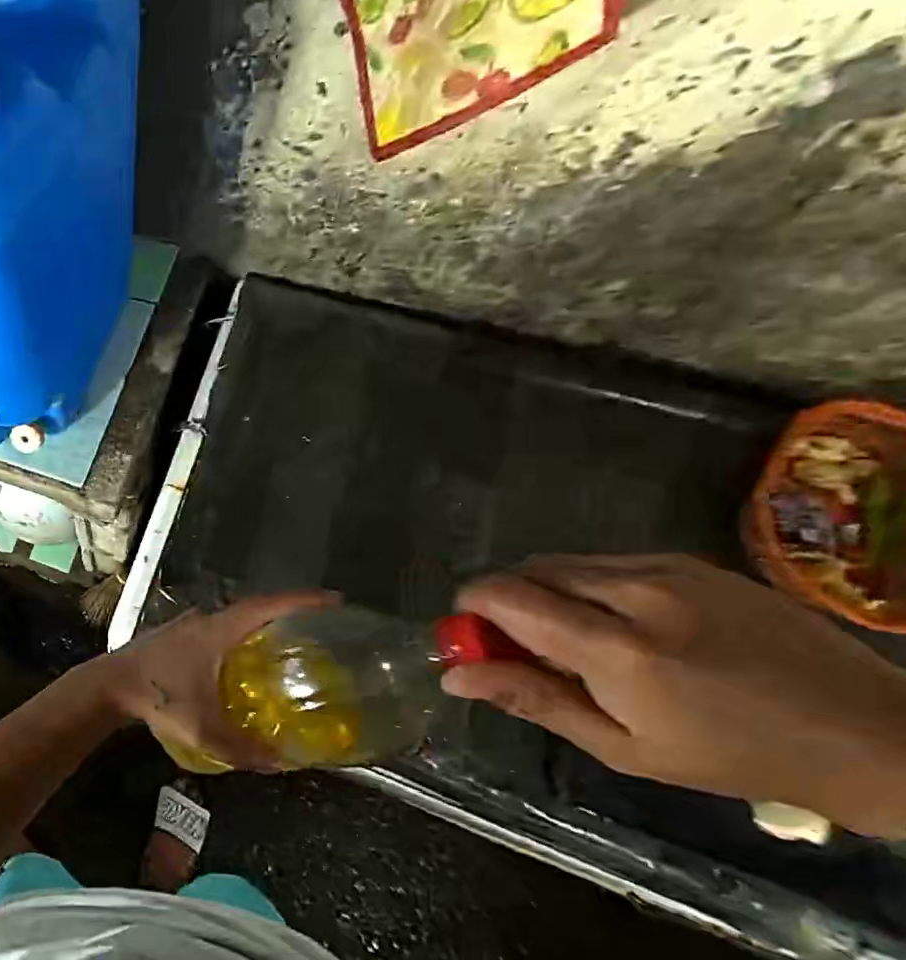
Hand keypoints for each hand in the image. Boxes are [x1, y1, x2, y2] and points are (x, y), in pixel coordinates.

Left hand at [93, 591, 335, 771]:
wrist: (110, 684)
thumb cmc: (158, 697)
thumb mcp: (205, 731)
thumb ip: (246, 750)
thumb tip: (285, 764)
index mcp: (217, 630)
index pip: (265, 607)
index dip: (301, 601)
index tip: (333, 600)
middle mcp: (204, 619)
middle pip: (252, 608)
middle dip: (286, 612)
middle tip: (318, 626)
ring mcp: (186, 624)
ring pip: (231, 618)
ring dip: (258, 624)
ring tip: (287, 641)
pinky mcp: (174, 634)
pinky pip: (216, 628)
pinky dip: (236, 635)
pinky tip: (242, 657)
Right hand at [445, 554, 905, 836]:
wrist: (874, 734)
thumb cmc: (737, 756)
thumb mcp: (625, 747)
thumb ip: (533, 700)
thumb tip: (453, 675)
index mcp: (619, 648)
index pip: (501, 594)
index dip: (471, 610)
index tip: (476, 639)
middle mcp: (635, 593)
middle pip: (524, 571)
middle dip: (507, 603)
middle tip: (529, 646)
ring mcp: (667, 570)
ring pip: (561, 563)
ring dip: (547, 593)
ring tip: (584, 637)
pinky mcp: (689, 561)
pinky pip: (604, 561)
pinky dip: (588, 586)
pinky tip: (625, 622)